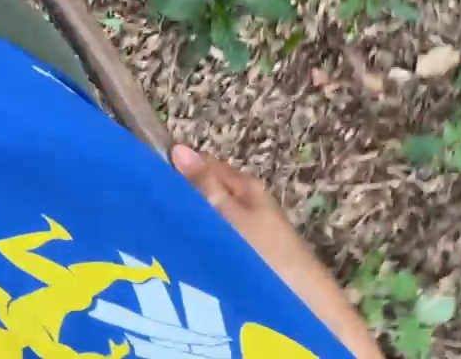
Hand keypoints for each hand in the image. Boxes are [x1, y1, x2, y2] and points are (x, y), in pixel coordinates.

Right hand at [171, 145, 382, 358]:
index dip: (176, 169)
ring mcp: (251, 230)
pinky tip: (186, 256)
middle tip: (151, 212)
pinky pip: (218, 239)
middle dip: (182, 198)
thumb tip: (178, 148)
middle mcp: (249, 202)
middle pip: (206, 190)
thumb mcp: (229, 216)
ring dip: (191, 223)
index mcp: (245, 186)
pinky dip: (203, 242)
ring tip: (162, 235)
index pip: (202, 163)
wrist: (312, 313)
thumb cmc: (267, 256)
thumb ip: (203, 185)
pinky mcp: (252, 255)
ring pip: (210, 217)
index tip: (148, 182)